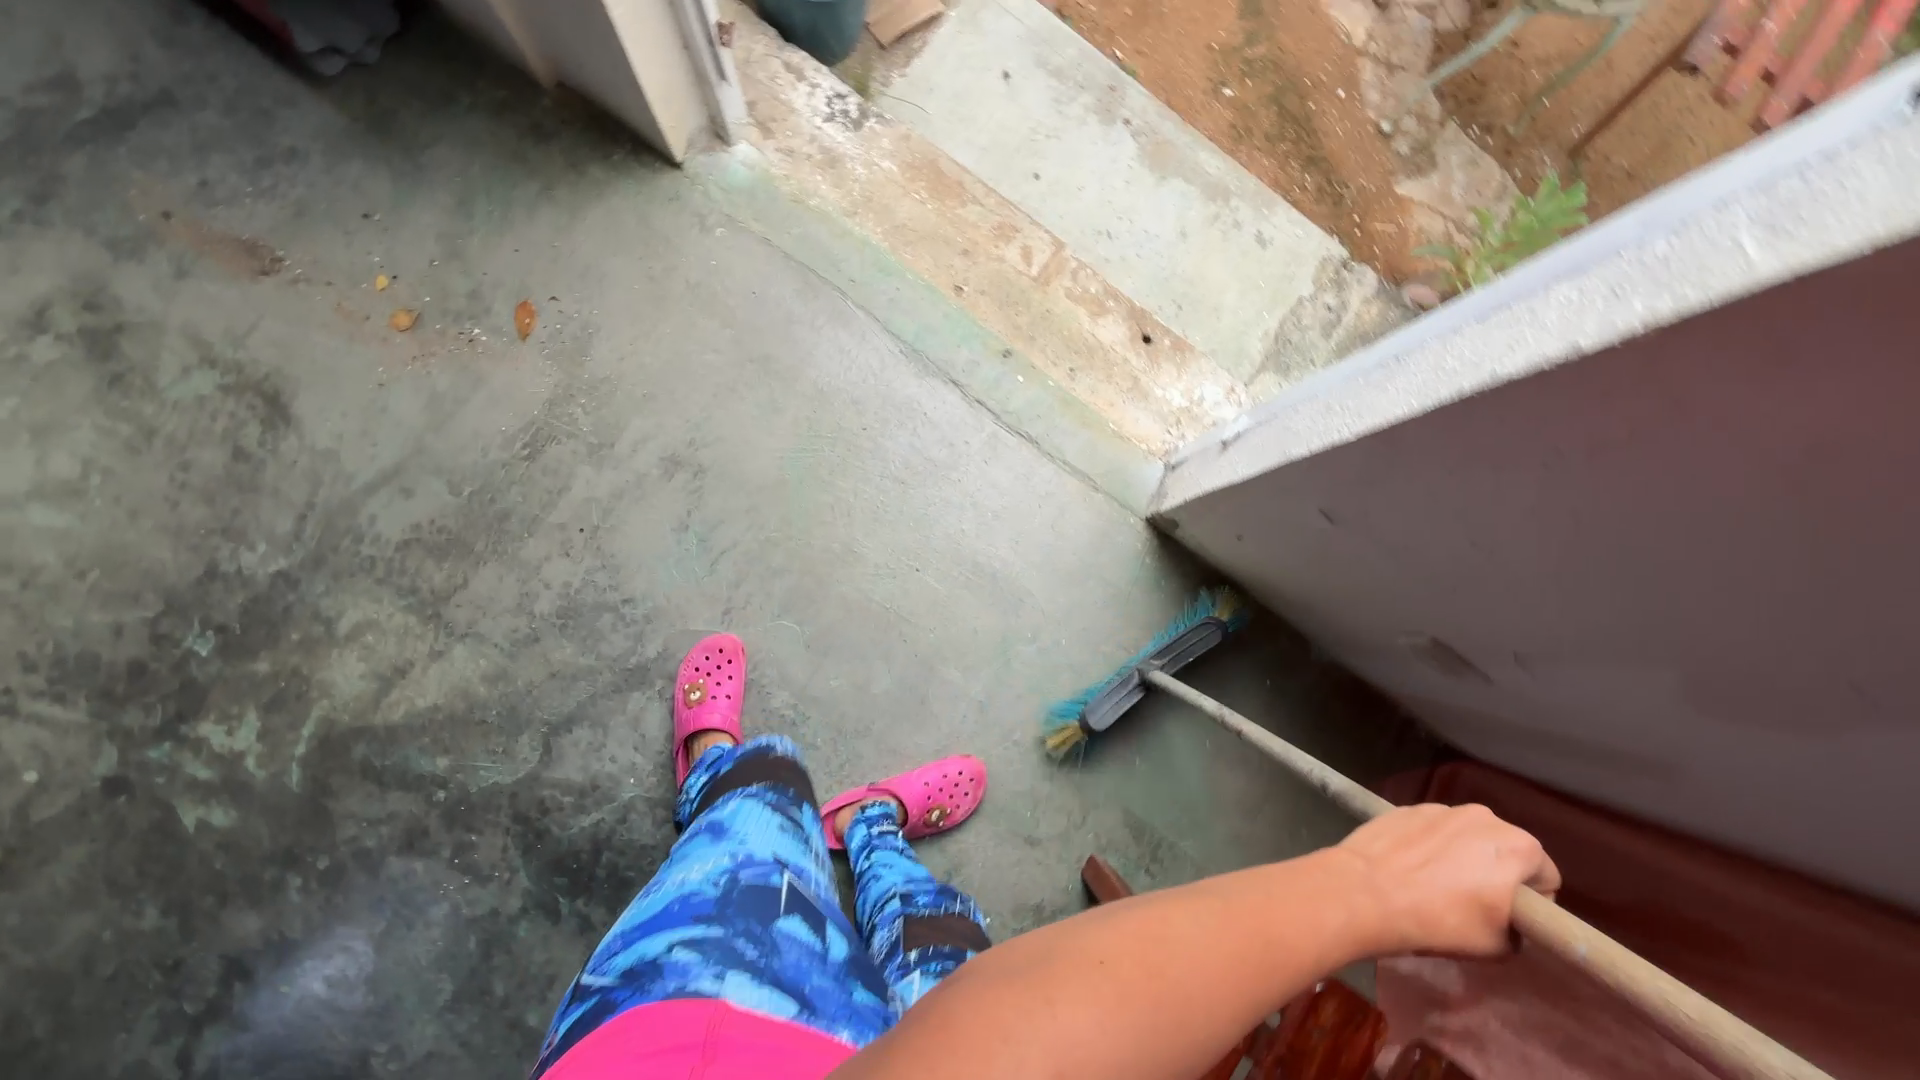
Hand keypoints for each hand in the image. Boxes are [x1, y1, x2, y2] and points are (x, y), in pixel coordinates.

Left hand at [1333, 803, 1559, 956]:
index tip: (1510, 918)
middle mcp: (1483, 816)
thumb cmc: (1441, 919)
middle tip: (1472, 903)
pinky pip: (1431, 830)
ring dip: (1461, 857)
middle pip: (1504, 851)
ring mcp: (1440, 807)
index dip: (1534, 903)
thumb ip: (1519, 929)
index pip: (1545, 877)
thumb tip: (1507, 920)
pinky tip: (1410, 868)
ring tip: (1434, 885)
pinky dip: (1428, 846)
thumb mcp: (1499, 945)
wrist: (1366, 892)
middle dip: (1496, 875)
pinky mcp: (1405, 808)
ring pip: (1465, 838)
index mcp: (1518, 845)